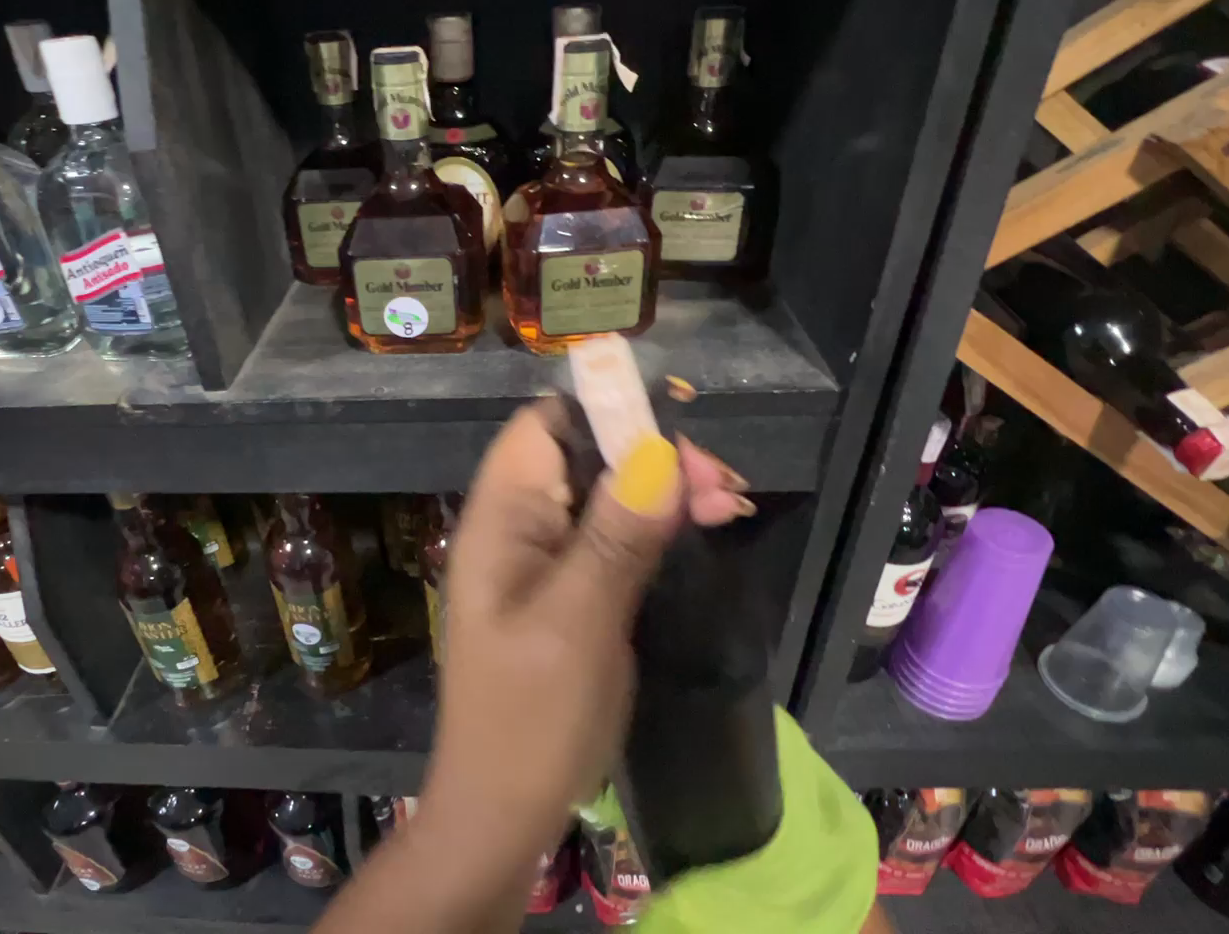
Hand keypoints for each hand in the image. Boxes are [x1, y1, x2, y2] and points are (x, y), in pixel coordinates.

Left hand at [420, 401, 754, 873]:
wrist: (505, 812)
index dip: (606, 416)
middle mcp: (517, 528)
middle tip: (724, 486)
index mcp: (499, 520)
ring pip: (606, 497)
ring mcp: (543, 562)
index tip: (677, 439)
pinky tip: (704, 529)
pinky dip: (657, 529)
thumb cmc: (529, 720)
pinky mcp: (570, 593)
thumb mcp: (575, 624)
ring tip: (729, 504)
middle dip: (650, 456)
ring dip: (663, 491)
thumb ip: (615, 538)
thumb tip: (658, 453)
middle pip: (583, 457)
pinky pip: (613, 539)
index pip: (543, 427)